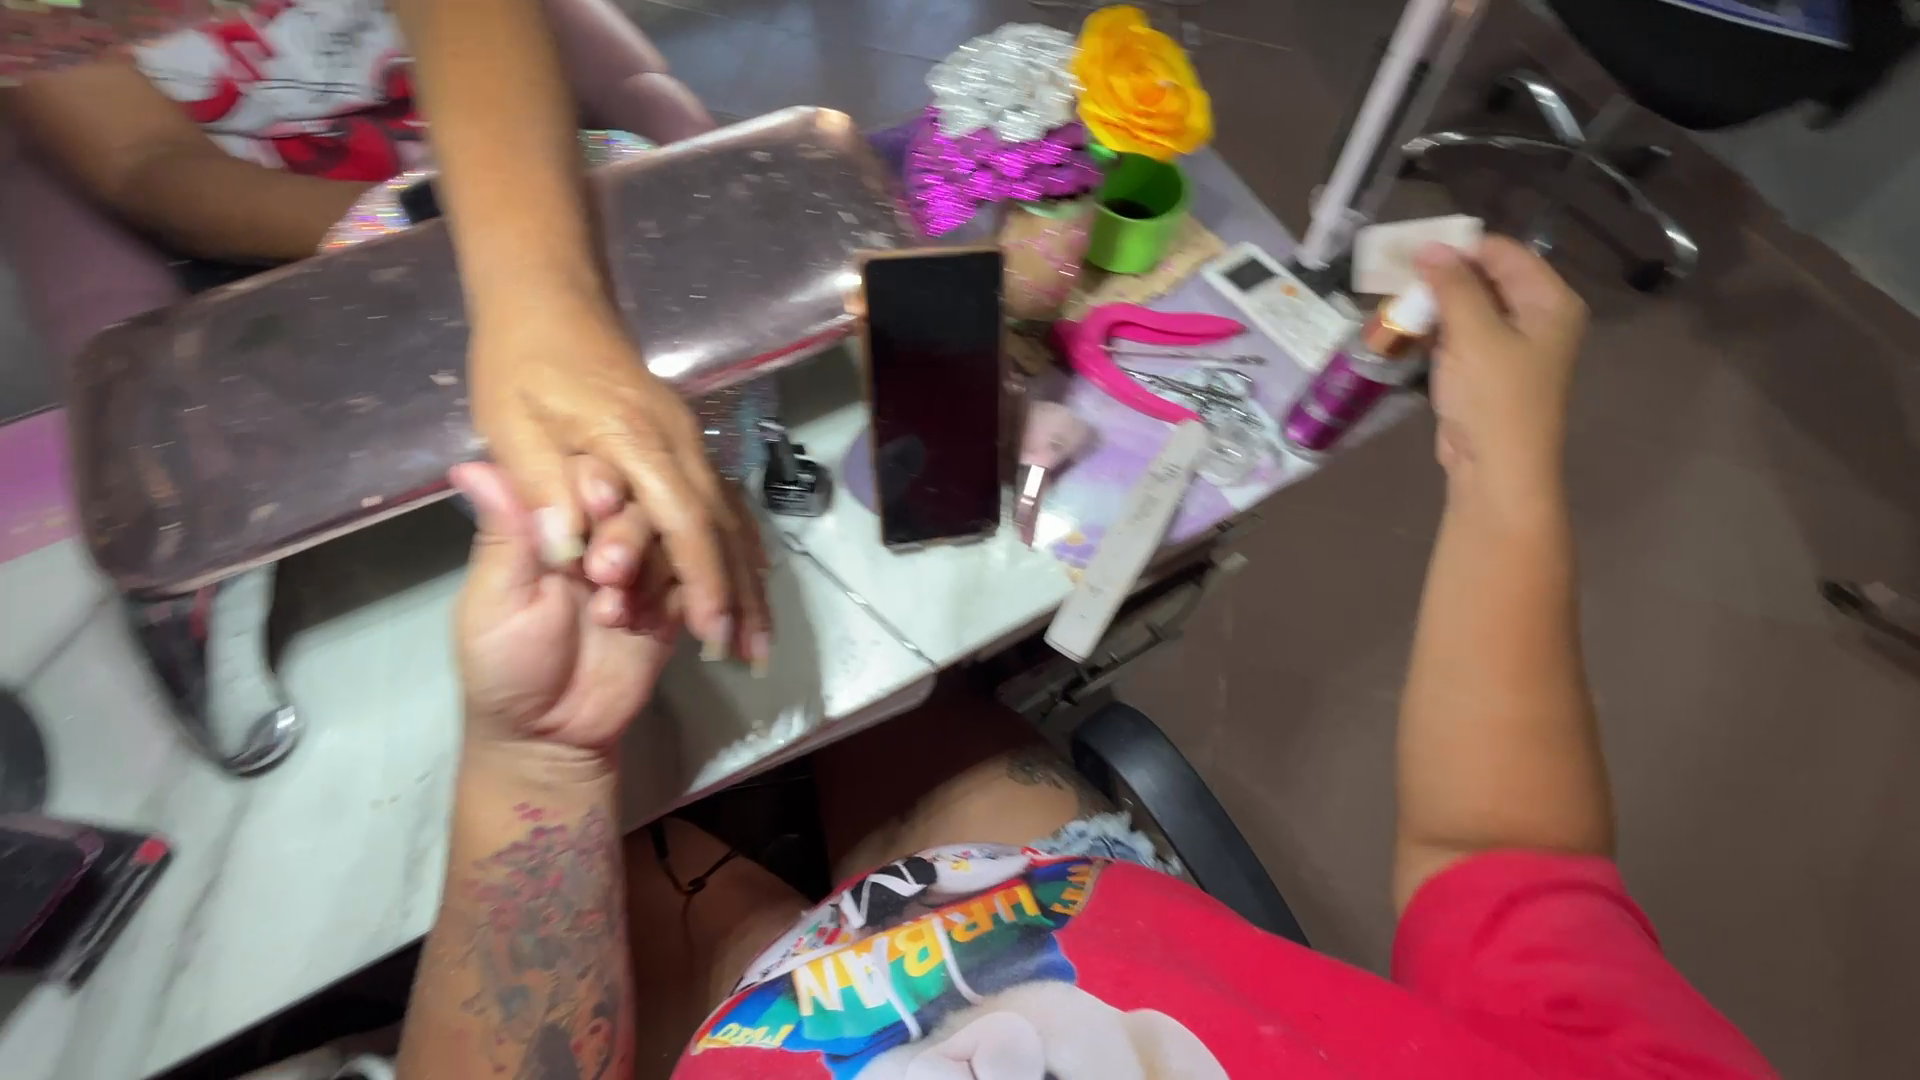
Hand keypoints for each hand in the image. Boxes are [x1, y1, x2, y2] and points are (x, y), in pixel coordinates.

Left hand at [451, 462, 676, 763]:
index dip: (597, 484)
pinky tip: (648, 624)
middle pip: (642, 503)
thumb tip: (474, 463)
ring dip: (650, 573)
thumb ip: (505, 534)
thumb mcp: (496, 600)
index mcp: (557, 524)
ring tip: (617, 615)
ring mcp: (645, 567)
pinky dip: (680, 598)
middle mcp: (605, 536)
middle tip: (605, 575)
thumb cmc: (506, 666)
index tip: (596, 504)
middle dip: (628, 535)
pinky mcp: (677, 600)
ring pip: (675, 539)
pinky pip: (698, 580)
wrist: (554, 735)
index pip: (587, 475)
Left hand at [467, 301, 769, 667]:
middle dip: (735, 592)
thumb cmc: (519, 366)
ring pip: (734, 520)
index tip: (713, 628)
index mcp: (635, 441)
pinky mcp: (693, 449)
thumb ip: (536, 488)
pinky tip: (756, 582)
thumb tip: (570, 551)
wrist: (550, 302)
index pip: (682, 519)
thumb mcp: (508, 423)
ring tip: (761, 639)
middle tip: (747, 652)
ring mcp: (693, 446)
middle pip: (721, 525)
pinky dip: (744, 549)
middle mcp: (679, 446)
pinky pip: (730, 506)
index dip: (700, 578)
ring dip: (748, 581)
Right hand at [1415, 236, 1587, 502]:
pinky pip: (1461, 337)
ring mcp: (1511, 347)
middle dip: (1444, 277)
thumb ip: (1453, 287)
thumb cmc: (1494, 397)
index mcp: (1550, 302)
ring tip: (1398, 304)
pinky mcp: (1486, 371)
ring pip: (1470, 309)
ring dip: (1435, 306)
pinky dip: (1436, 331)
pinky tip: (1409, 333)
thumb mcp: (1473, 335)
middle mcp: (1536, 318)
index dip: (1462, 248)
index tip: (1414, 252)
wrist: (1495, 465)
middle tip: (1399, 278)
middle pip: (1488, 280)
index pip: (1506, 254)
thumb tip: (1430, 248)